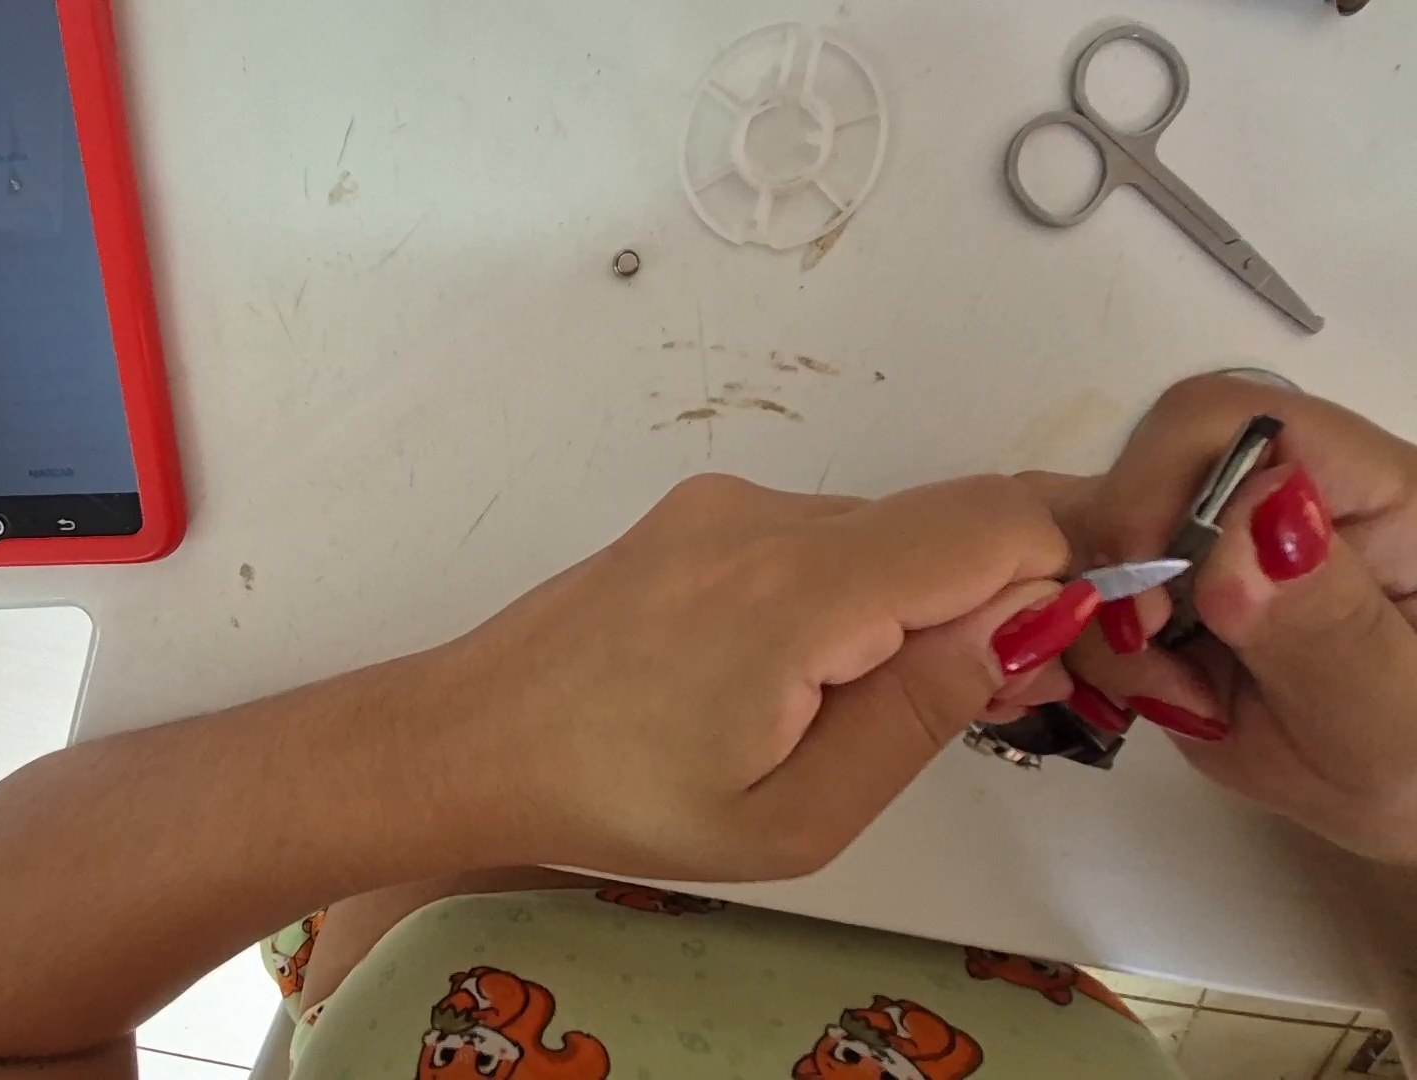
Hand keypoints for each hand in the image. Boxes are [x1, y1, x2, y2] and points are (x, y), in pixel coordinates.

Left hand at [440, 473, 1075, 882]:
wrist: (476, 735)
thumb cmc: (616, 797)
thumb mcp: (792, 811)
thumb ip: (917, 710)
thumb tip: (1020, 624)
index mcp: (794, 588)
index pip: (993, 521)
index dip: (1065, 568)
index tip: (1066, 651)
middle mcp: (754, 517)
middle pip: (935, 522)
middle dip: (987, 597)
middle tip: (963, 699)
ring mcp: (711, 508)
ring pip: (868, 530)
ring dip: (900, 598)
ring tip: (840, 700)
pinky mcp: (683, 518)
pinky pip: (803, 535)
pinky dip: (835, 586)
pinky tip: (782, 663)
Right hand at [1045, 374, 1416, 860]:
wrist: (1392, 803)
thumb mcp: (1388, 717)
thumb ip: (1323, 620)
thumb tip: (1256, 515)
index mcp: (1366, 495)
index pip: (1220, 420)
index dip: (1153, 489)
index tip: (1147, 602)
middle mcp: (1261, 497)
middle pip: (1119, 480)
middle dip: (1110, 582)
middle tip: (1160, 667)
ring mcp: (1192, 538)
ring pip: (1072, 544)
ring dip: (1095, 630)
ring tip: (1174, 697)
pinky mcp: (1143, 578)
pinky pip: (1061, 590)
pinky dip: (1083, 648)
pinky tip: (1153, 691)